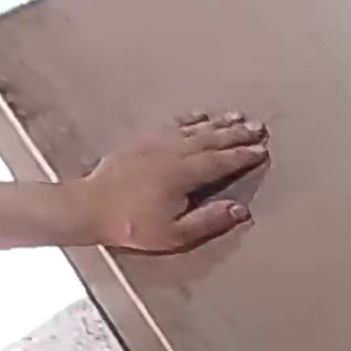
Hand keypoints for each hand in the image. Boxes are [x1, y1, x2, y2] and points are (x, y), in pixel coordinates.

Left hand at [71, 112, 268, 252]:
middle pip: (209, 140)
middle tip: (258, 128)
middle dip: (235, 134)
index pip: (219, 162)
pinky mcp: (141, 143)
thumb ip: (209, 220)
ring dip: (217, 123)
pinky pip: (171, 125)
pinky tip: (199, 117)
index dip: (242, 156)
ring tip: (237, 117)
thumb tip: (240, 210)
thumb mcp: (175, 234)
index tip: (262, 150)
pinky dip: (189, 120)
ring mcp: (154, 145)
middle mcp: (169, 153)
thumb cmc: (133, 226)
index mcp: (180, 175)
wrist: (88, 208)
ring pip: (192, 129)